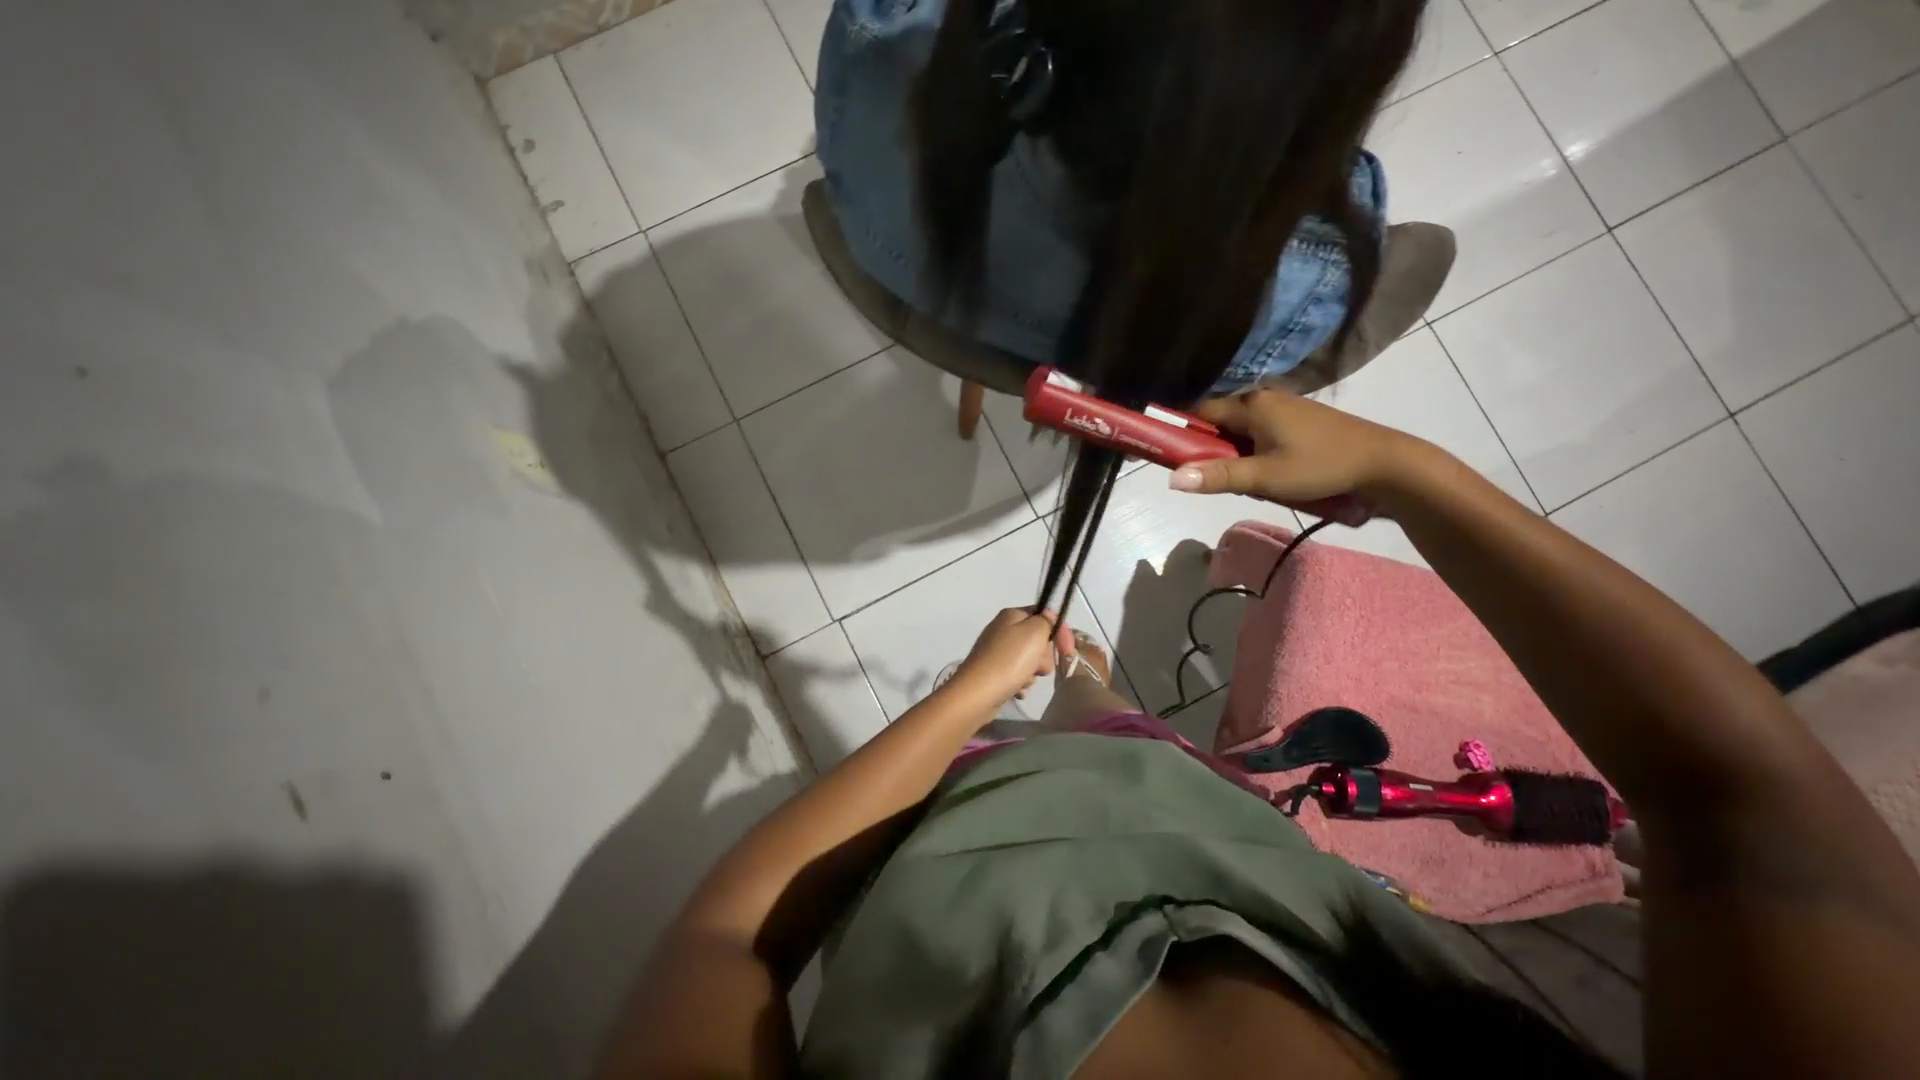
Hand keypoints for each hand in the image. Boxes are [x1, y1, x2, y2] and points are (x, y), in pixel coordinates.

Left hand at [950, 608, 1074, 703]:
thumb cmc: (1009, 661)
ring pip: (1030, 661)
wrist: (977, 694)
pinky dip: (1020, 684)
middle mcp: (1003, 630)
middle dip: (1043, 657)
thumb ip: (1046, 621)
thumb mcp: (1034, 633)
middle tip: (1036, 666)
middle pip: (1038, 640)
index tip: (1068, 652)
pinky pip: (1017, 676)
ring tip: (1022, 679)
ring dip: (1031, 673)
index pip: (1045, 615)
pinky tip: (1015, 690)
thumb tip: (1048, 617)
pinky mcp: (994, 673)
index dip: (1060, 632)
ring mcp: (997, 652)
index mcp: (1012, 615)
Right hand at [1167, 389, 1427, 503]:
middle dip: (1213, 451)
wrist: (1384, 463)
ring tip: (1253, 481)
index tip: (1171, 458)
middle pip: (1220, 422)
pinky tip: (1274, 474)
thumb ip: (1218, 477)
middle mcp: (1264, 398)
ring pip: (1243, 430)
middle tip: (1221, 480)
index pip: (1199, 413)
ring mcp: (1286, 407)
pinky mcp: (1302, 420)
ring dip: (1238, 455)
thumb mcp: (1265, 477)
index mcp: (1251, 405)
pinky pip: (1263, 433)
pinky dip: (1258, 452)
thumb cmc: (1320, 466)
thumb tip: (1172, 479)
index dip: (1181, 434)